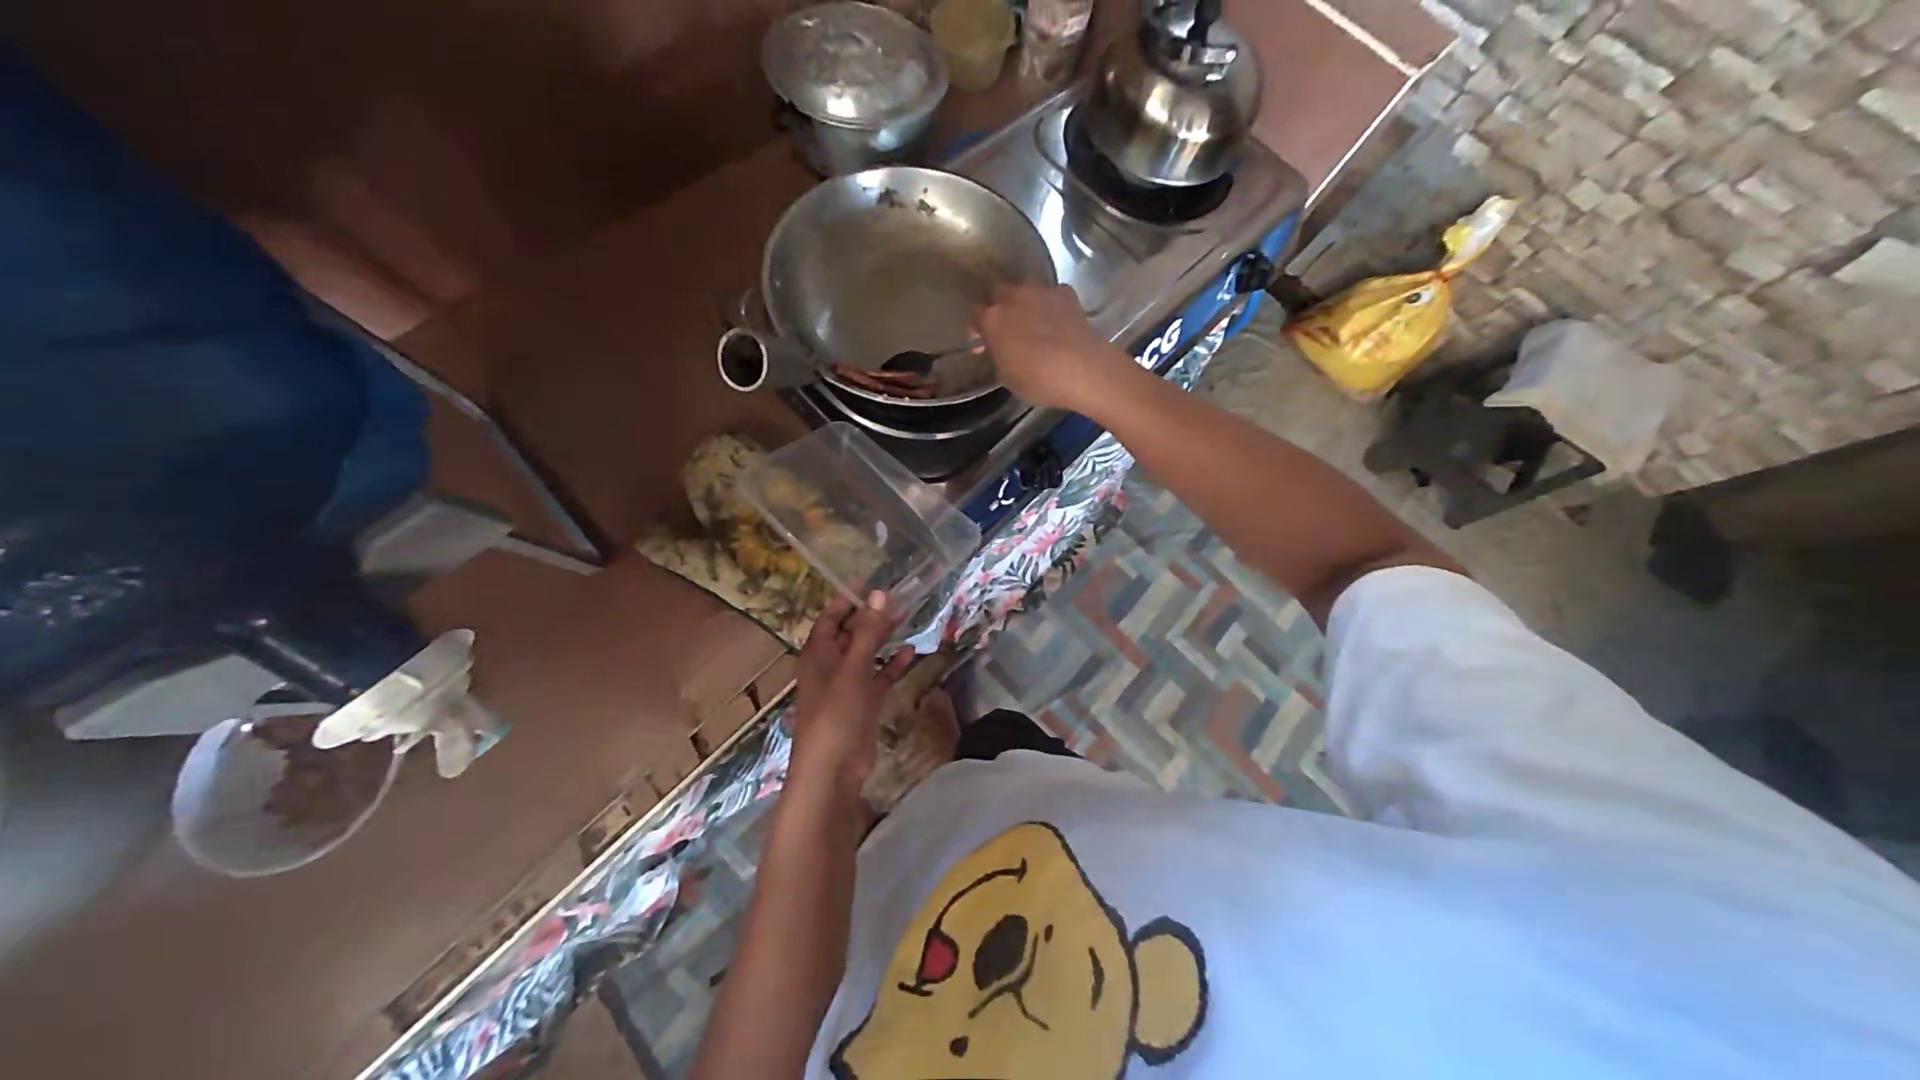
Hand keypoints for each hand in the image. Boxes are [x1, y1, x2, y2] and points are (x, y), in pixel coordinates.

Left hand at [789, 592, 912, 792]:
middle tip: (897, 597)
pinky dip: (892, 665)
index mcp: (817, 654)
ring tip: (907, 617)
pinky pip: (879, 677)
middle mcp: (830, 666)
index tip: (869, 581)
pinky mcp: (863, 704)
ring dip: (883, 637)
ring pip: (867, 654)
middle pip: (850, 633)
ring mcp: (847, 686)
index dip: (848, 599)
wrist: (832, 770)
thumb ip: (867, 632)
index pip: (831, 617)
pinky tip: (911, 652)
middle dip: (871, 616)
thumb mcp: (852, 669)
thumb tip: (880, 595)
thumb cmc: (835, 714)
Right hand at [972, 283, 1130, 410]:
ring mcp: (1042, 292)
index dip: (976, 328)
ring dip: (1024, 303)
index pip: (974, 314)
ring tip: (1032, 322)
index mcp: (993, 319)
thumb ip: (998, 354)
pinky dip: (1051, 303)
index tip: (981, 343)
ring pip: (1025, 290)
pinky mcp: (1067, 295)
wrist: (1084, 369)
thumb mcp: (1007, 376)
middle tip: (1006, 329)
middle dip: (999, 307)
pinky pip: (1052, 294)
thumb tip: (999, 346)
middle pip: (998, 293)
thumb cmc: (1039, 379)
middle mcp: (1014, 298)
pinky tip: (1057, 319)